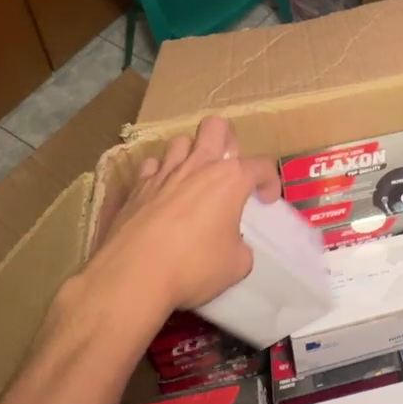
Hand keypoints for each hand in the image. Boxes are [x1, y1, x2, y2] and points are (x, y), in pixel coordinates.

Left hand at [82, 115, 281, 314]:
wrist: (132, 276)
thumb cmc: (193, 267)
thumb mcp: (235, 266)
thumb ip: (241, 248)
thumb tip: (234, 247)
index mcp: (231, 179)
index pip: (262, 165)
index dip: (270, 182)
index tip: (266, 200)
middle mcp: (199, 165)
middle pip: (216, 126)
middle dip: (226, 142)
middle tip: (227, 170)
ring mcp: (165, 172)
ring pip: (181, 140)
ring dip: (190, 155)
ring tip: (192, 179)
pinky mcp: (136, 187)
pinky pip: (151, 166)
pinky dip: (158, 175)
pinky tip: (160, 193)